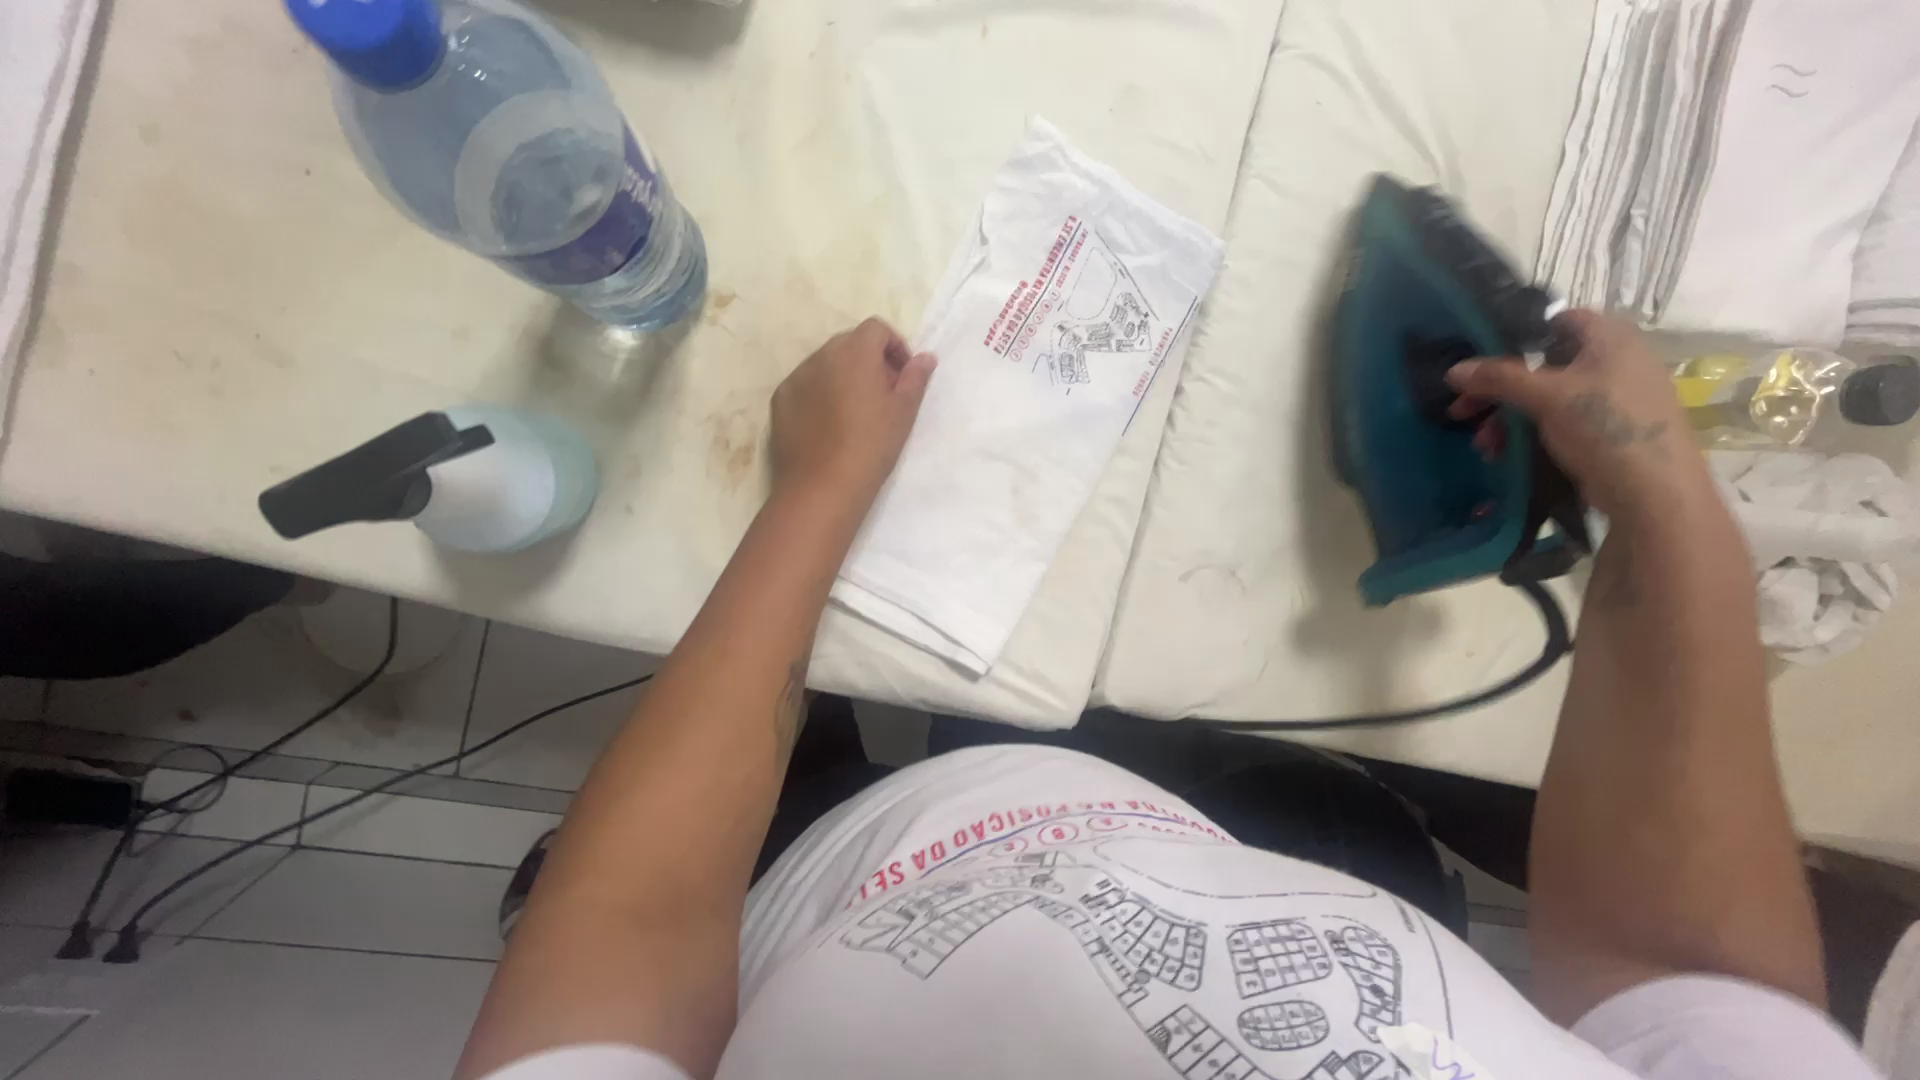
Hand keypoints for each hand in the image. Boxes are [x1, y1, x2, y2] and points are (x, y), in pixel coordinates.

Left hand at [770, 318, 936, 510]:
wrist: (822, 487)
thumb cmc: (871, 447)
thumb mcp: (903, 413)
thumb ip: (915, 378)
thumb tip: (925, 357)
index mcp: (855, 353)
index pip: (876, 328)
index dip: (894, 346)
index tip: (902, 376)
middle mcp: (821, 356)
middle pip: (849, 343)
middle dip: (869, 360)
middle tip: (882, 394)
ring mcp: (796, 377)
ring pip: (824, 364)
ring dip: (842, 376)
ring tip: (854, 412)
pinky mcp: (780, 400)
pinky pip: (804, 385)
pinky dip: (819, 394)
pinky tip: (828, 425)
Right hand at [1445, 310, 1707, 519]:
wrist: (1652, 491)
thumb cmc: (1605, 427)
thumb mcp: (1546, 396)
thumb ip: (1498, 378)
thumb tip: (1453, 370)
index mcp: (1610, 340)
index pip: (1559, 320)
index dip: (1518, 334)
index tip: (1482, 358)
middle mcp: (1613, 362)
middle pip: (1541, 365)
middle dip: (1498, 390)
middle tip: (1464, 410)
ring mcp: (1610, 398)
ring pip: (1543, 397)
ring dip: (1506, 418)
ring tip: (1485, 445)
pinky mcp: (1604, 430)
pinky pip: (1555, 421)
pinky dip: (1527, 433)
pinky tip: (1504, 453)